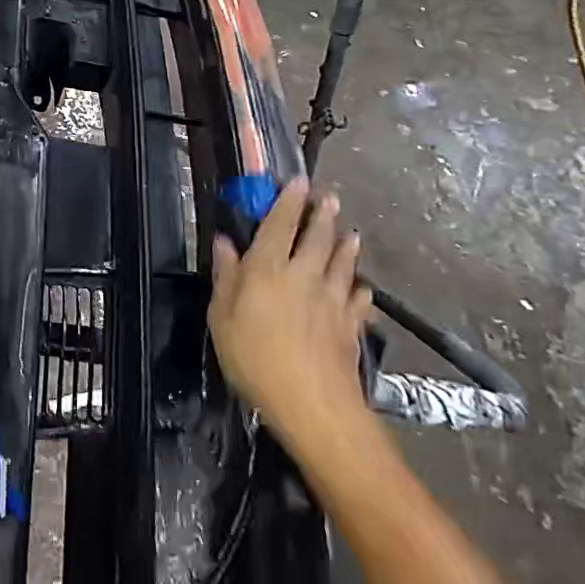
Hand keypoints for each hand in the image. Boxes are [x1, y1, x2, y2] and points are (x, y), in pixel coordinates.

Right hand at [208, 180, 372, 441]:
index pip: (280, 224)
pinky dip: (361, 290)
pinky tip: (363, 290)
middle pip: (318, 237)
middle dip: (324, 214)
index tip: (298, 180)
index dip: (288, 200)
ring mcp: (333, 299)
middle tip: (330, 197)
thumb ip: (225, 277)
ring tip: (351, 232)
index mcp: (268, 268)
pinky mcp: (351, 325)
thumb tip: (224, 242)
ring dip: (347, 244)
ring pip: (343, 263)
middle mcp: (304, 274)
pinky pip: (360, 300)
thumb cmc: (255, 359)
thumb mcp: (222, 319)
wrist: (311, 404)